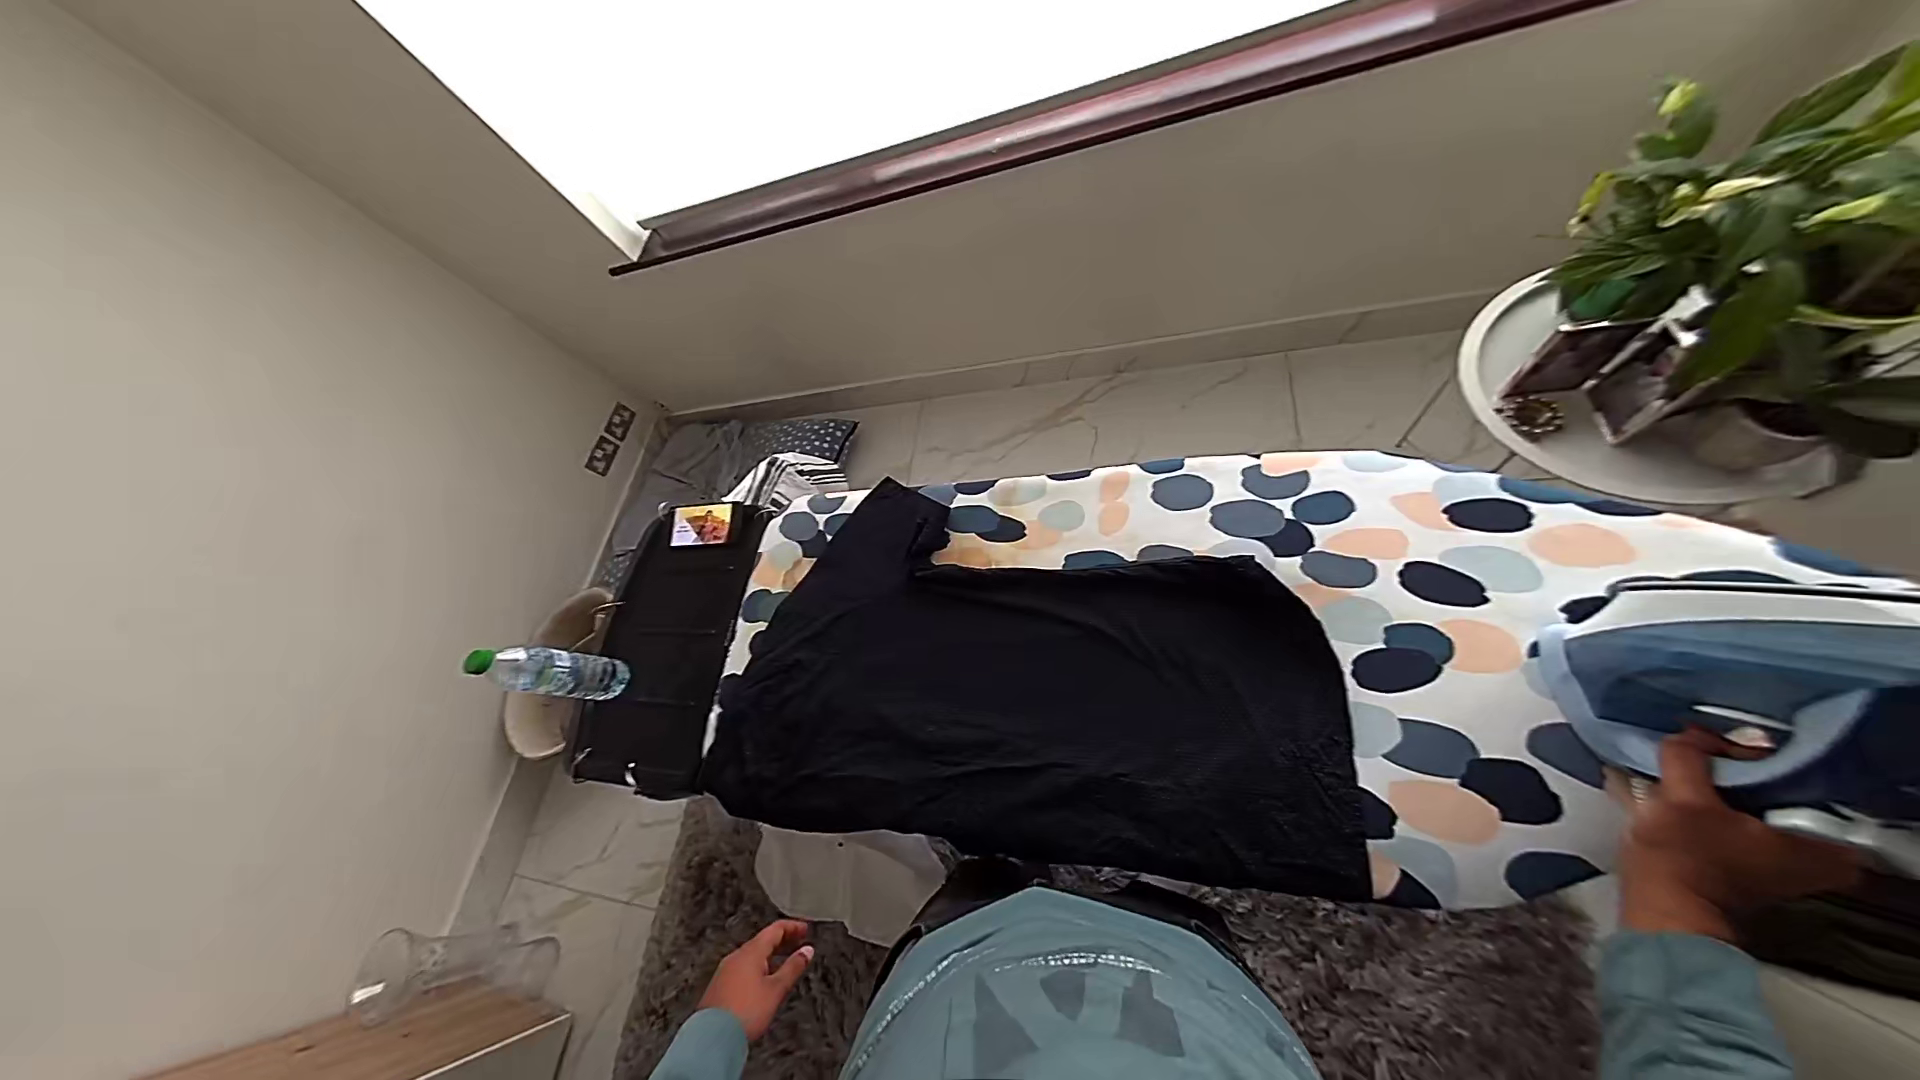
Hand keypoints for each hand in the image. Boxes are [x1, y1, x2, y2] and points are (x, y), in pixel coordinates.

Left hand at [697, 920, 812, 1039]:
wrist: (711, 1039)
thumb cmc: (744, 1013)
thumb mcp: (776, 989)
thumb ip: (793, 967)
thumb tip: (807, 951)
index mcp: (751, 952)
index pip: (775, 929)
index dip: (792, 927)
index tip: (804, 929)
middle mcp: (736, 957)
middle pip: (763, 940)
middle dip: (782, 940)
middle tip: (797, 942)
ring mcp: (725, 972)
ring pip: (751, 955)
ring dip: (770, 954)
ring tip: (783, 961)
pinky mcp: (719, 987)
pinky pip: (742, 968)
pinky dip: (757, 967)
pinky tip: (762, 980)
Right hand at [1619, 728, 1863, 940]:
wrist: (1660, 901)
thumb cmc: (1682, 855)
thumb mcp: (1682, 797)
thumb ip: (1689, 758)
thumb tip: (1690, 733)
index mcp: (1826, 845)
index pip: (1794, 778)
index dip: (1747, 755)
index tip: (1706, 744)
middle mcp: (1818, 855)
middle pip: (1771, 790)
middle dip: (1726, 769)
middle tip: (1690, 751)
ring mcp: (1782, 860)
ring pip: (1747, 802)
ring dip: (1709, 783)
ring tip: (1675, 767)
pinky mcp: (1748, 860)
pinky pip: (1732, 817)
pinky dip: (1705, 802)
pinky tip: (1672, 789)